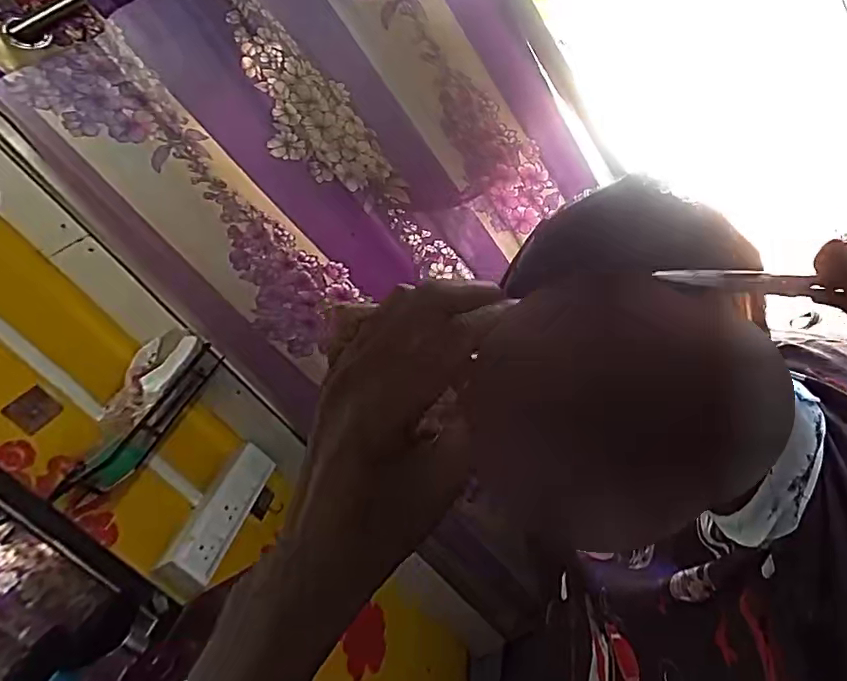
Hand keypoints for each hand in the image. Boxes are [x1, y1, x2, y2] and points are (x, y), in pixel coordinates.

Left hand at [190, 282, 507, 680]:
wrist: (319, 550)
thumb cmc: (386, 525)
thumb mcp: (445, 482)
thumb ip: (477, 420)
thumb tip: (509, 372)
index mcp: (383, 407)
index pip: (448, 340)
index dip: (492, 323)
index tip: (527, 318)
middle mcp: (358, 373)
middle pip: (421, 305)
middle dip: (471, 295)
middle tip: (509, 304)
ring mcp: (342, 366)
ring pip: (398, 303)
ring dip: (444, 295)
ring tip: (481, 305)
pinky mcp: (338, 368)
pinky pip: (378, 315)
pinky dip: (413, 306)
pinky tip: (436, 319)